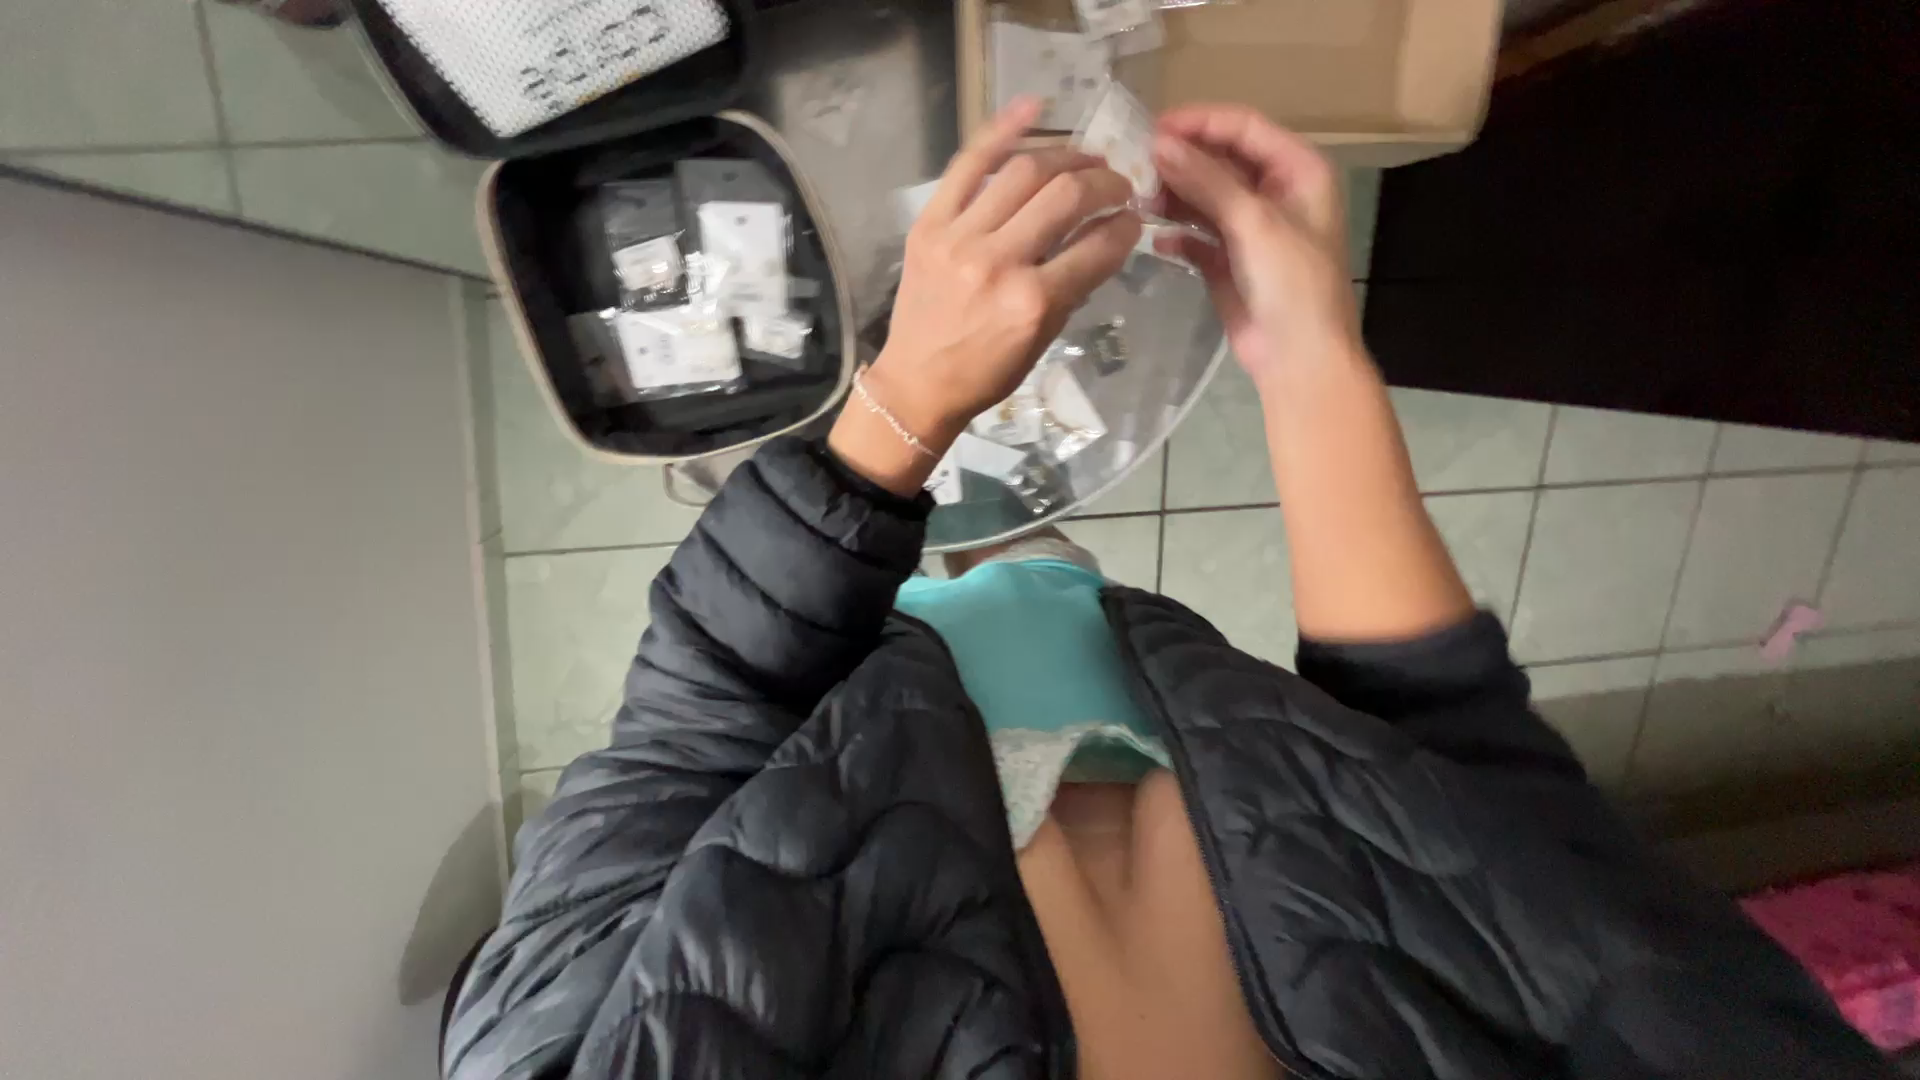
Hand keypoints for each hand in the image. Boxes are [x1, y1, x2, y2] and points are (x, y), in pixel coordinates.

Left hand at [869, 98, 1140, 442]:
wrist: (917, 384)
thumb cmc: (985, 373)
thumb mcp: (1041, 341)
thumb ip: (1073, 288)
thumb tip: (1103, 238)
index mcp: (1032, 303)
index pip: (1097, 245)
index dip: (1125, 226)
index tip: (1132, 219)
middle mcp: (998, 263)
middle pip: (1065, 195)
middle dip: (1104, 182)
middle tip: (1116, 184)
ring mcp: (959, 239)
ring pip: (1023, 171)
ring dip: (1066, 156)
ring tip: (1083, 161)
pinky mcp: (929, 225)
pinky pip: (967, 164)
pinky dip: (1001, 129)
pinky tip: (1034, 108)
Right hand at [1149, 104, 1360, 387]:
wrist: (1299, 356)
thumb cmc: (1292, 283)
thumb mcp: (1254, 223)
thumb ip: (1206, 181)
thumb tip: (1159, 145)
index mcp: (1298, 170)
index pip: (1243, 129)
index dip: (1200, 123)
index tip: (1152, 129)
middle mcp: (1274, 193)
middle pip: (1221, 162)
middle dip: (1181, 162)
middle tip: (1135, 166)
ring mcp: (1250, 230)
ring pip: (1205, 200)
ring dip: (1174, 198)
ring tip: (1138, 200)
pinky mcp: (1228, 263)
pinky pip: (1197, 238)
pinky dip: (1178, 236)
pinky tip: (1156, 239)